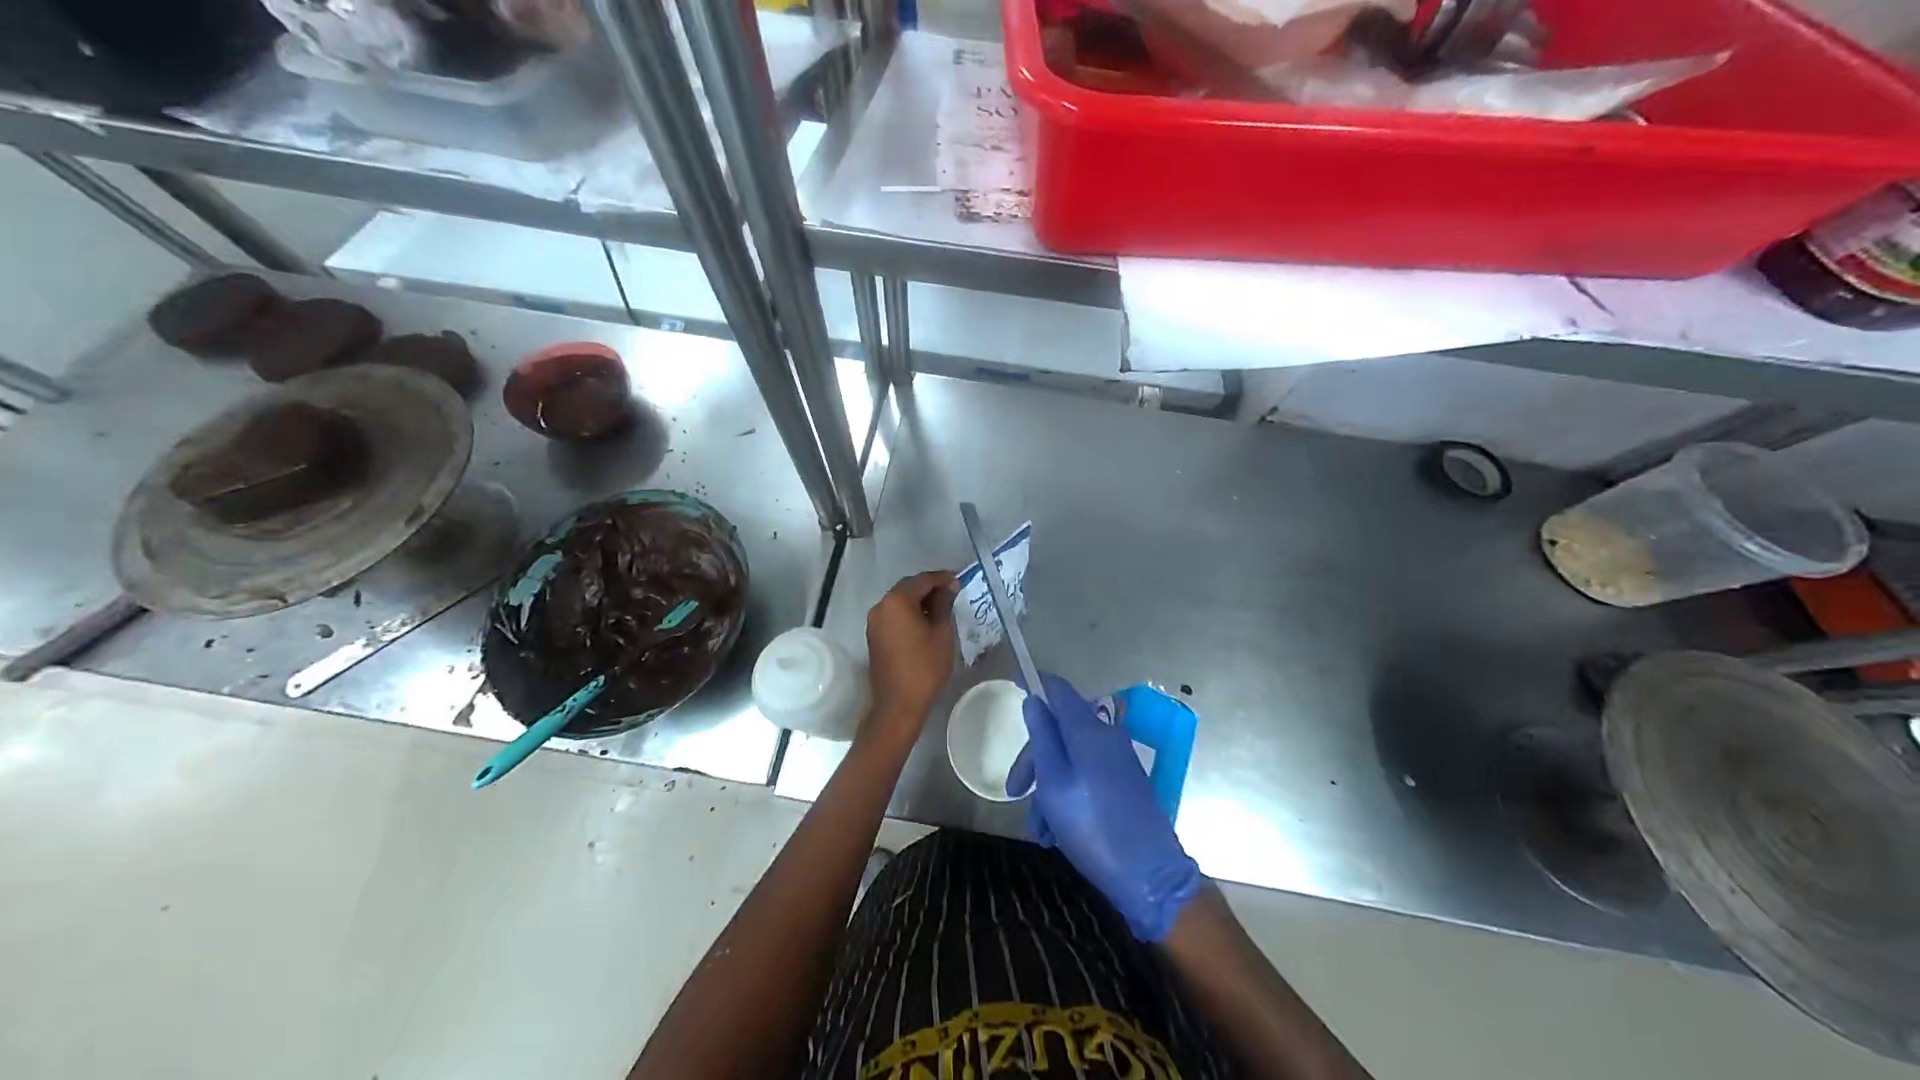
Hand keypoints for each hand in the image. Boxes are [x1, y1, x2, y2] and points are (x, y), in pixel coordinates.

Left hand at [863, 571, 957, 745]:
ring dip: (918, 600)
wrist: (898, 704)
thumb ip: (944, 605)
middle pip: (907, 588)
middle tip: (951, 592)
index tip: (958, 579)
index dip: (941, 578)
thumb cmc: (925, 667)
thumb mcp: (941, 633)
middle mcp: (881, 606)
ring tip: (941, 607)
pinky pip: (893, 615)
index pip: (922, 580)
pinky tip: (925, 621)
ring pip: (899, 601)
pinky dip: (909, 612)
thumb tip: (948, 587)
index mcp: (897, 601)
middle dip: (929, 587)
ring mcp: (874, 621)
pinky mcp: (874, 635)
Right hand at [1008, 673, 1201, 941]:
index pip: (1059, 691)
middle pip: (1059, 731)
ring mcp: (1117, 763)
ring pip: (1069, 761)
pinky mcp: (1123, 786)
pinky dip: (1066, 799)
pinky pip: (1085, 779)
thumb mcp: (1054, 783)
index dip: (1036, 688)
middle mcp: (1106, 739)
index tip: (1012, 695)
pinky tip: (1055, 834)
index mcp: (1089, 731)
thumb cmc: (1093, 827)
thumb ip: (1042, 738)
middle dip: (1033, 760)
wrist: (1150, 877)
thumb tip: (1034, 700)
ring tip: (1039, 830)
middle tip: (1013, 792)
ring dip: (1047, 790)